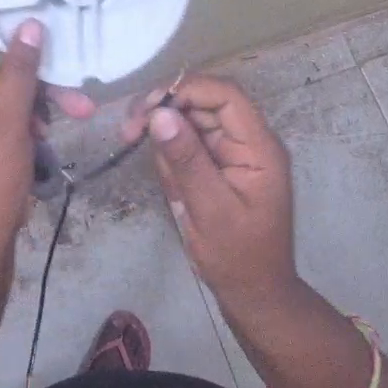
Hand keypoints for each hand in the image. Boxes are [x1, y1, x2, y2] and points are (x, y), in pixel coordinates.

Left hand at [0, 14, 94, 268]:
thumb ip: (20, 69)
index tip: (41, 16)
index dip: (3, 23)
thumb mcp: (8, 120)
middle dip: (36, 76)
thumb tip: (29, 24)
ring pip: (6, 91)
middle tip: (75, 85)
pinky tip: (46, 137)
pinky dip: (28, 120)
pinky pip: (4, 114)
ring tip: (76, 114)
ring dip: (38, 101)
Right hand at [121, 76, 297, 300]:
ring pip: (189, 122)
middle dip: (165, 113)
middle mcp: (247, 141)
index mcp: (259, 146)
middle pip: (203, 103)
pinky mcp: (217, 165)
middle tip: (129, 132)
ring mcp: (232, 152)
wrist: (254, 297)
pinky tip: (174, 191)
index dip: (186, 90)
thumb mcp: (210, 211)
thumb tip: (160, 113)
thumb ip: (186, 160)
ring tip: (168, 186)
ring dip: (166, 142)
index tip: (148, 108)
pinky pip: (187, 145)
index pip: (225, 95)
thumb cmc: (238, 258)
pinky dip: (171, 160)